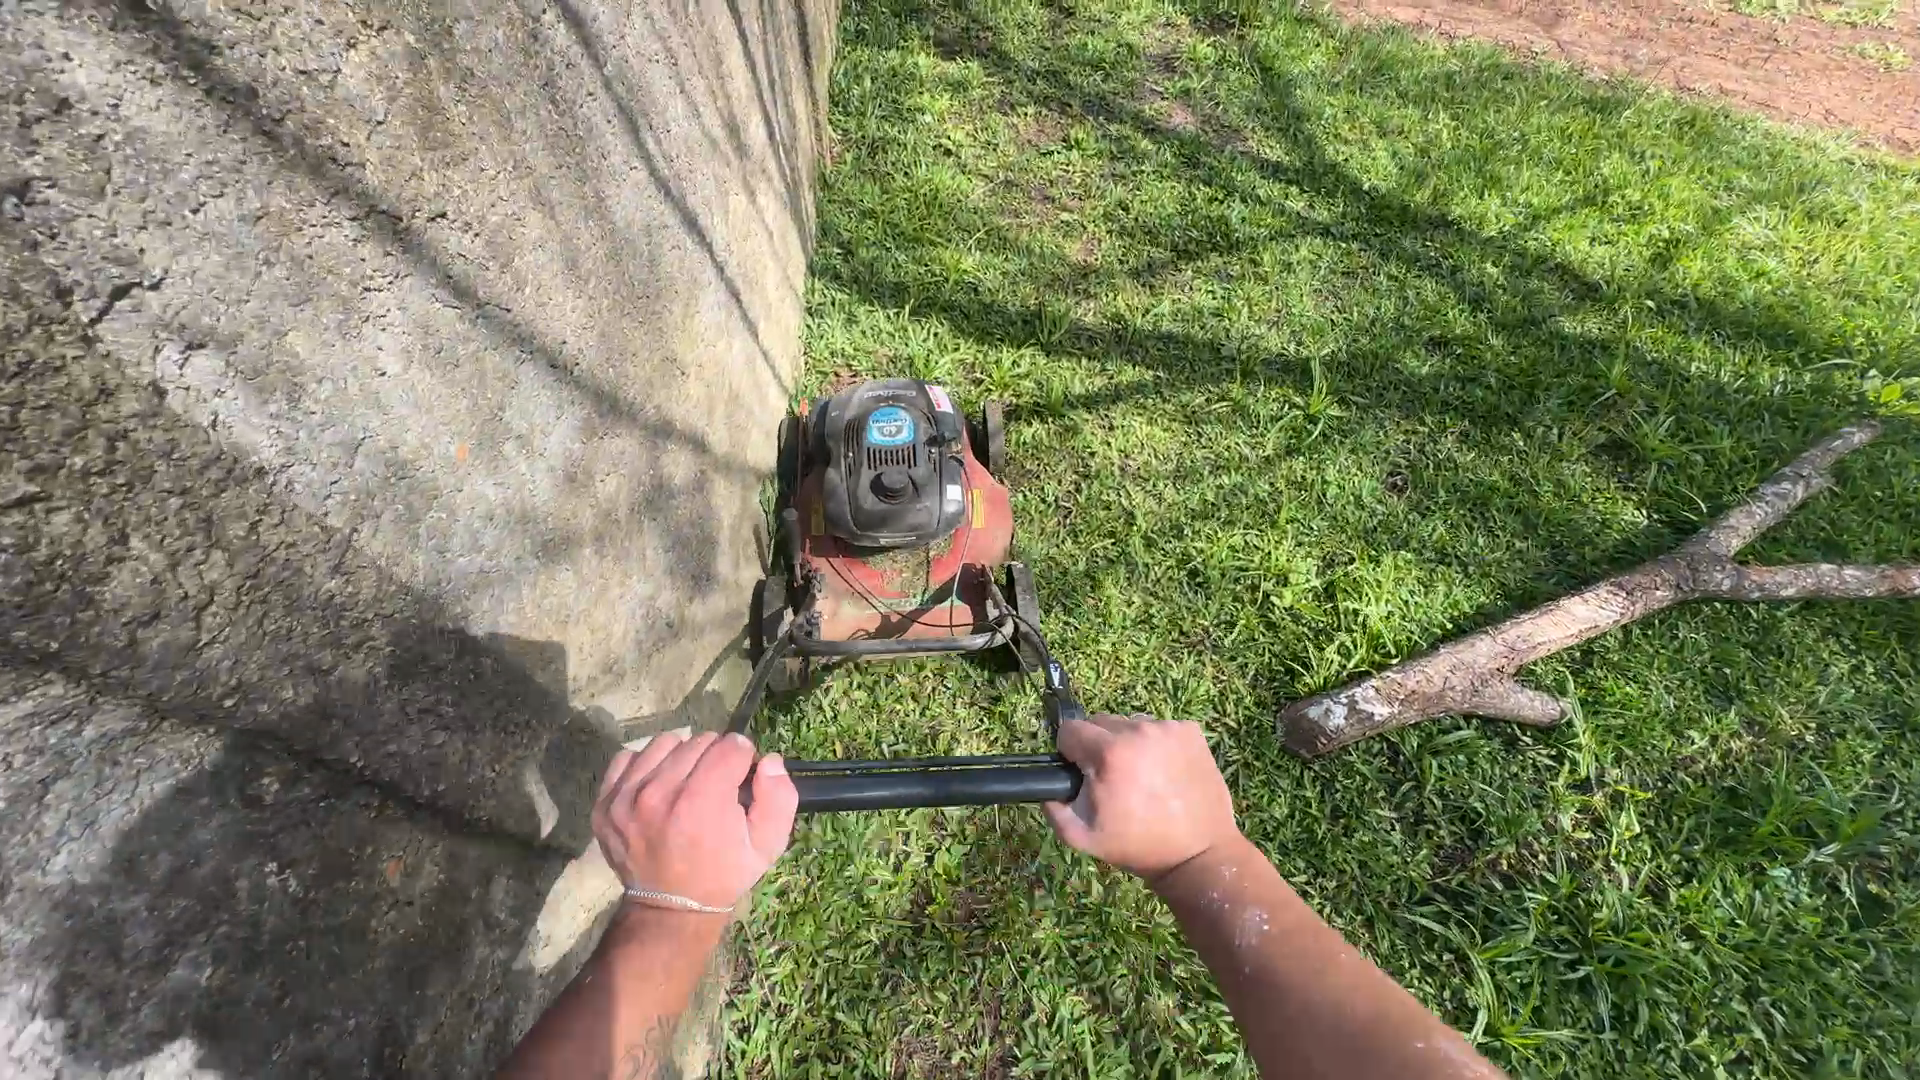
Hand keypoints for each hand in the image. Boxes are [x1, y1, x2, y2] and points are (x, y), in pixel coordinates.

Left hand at [592, 731, 798, 909]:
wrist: (669, 910)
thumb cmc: (723, 873)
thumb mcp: (768, 844)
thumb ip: (779, 796)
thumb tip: (768, 760)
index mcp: (701, 801)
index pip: (731, 745)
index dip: (743, 759)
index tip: (740, 779)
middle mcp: (659, 793)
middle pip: (700, 741)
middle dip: (715, 757)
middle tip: (716, 785)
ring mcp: (626, 797)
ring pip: (666, 743)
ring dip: (683, 757)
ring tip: (687, 784)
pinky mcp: (605, 803)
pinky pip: (629, 757)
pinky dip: (648, 765)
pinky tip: (659, 785)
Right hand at [1044, 713, 1238, 881]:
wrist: (1198, 854)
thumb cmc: (1137, 846)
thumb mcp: (1082, 838)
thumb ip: (1054, 809)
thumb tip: (1048, 787)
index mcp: (1109, 752)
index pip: (1070, 729)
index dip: (1070, 751)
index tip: (1082, 772)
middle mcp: (1138, 730)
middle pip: (1100, 722)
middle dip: (1098, 746)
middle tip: (1113, 778)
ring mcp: (1168, 728)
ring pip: (1130, 723)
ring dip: (1128, 743)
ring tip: (1141, 776)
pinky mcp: (1191, 731)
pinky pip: (1159, 728)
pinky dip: (1157, 744)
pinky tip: (1164, 771)